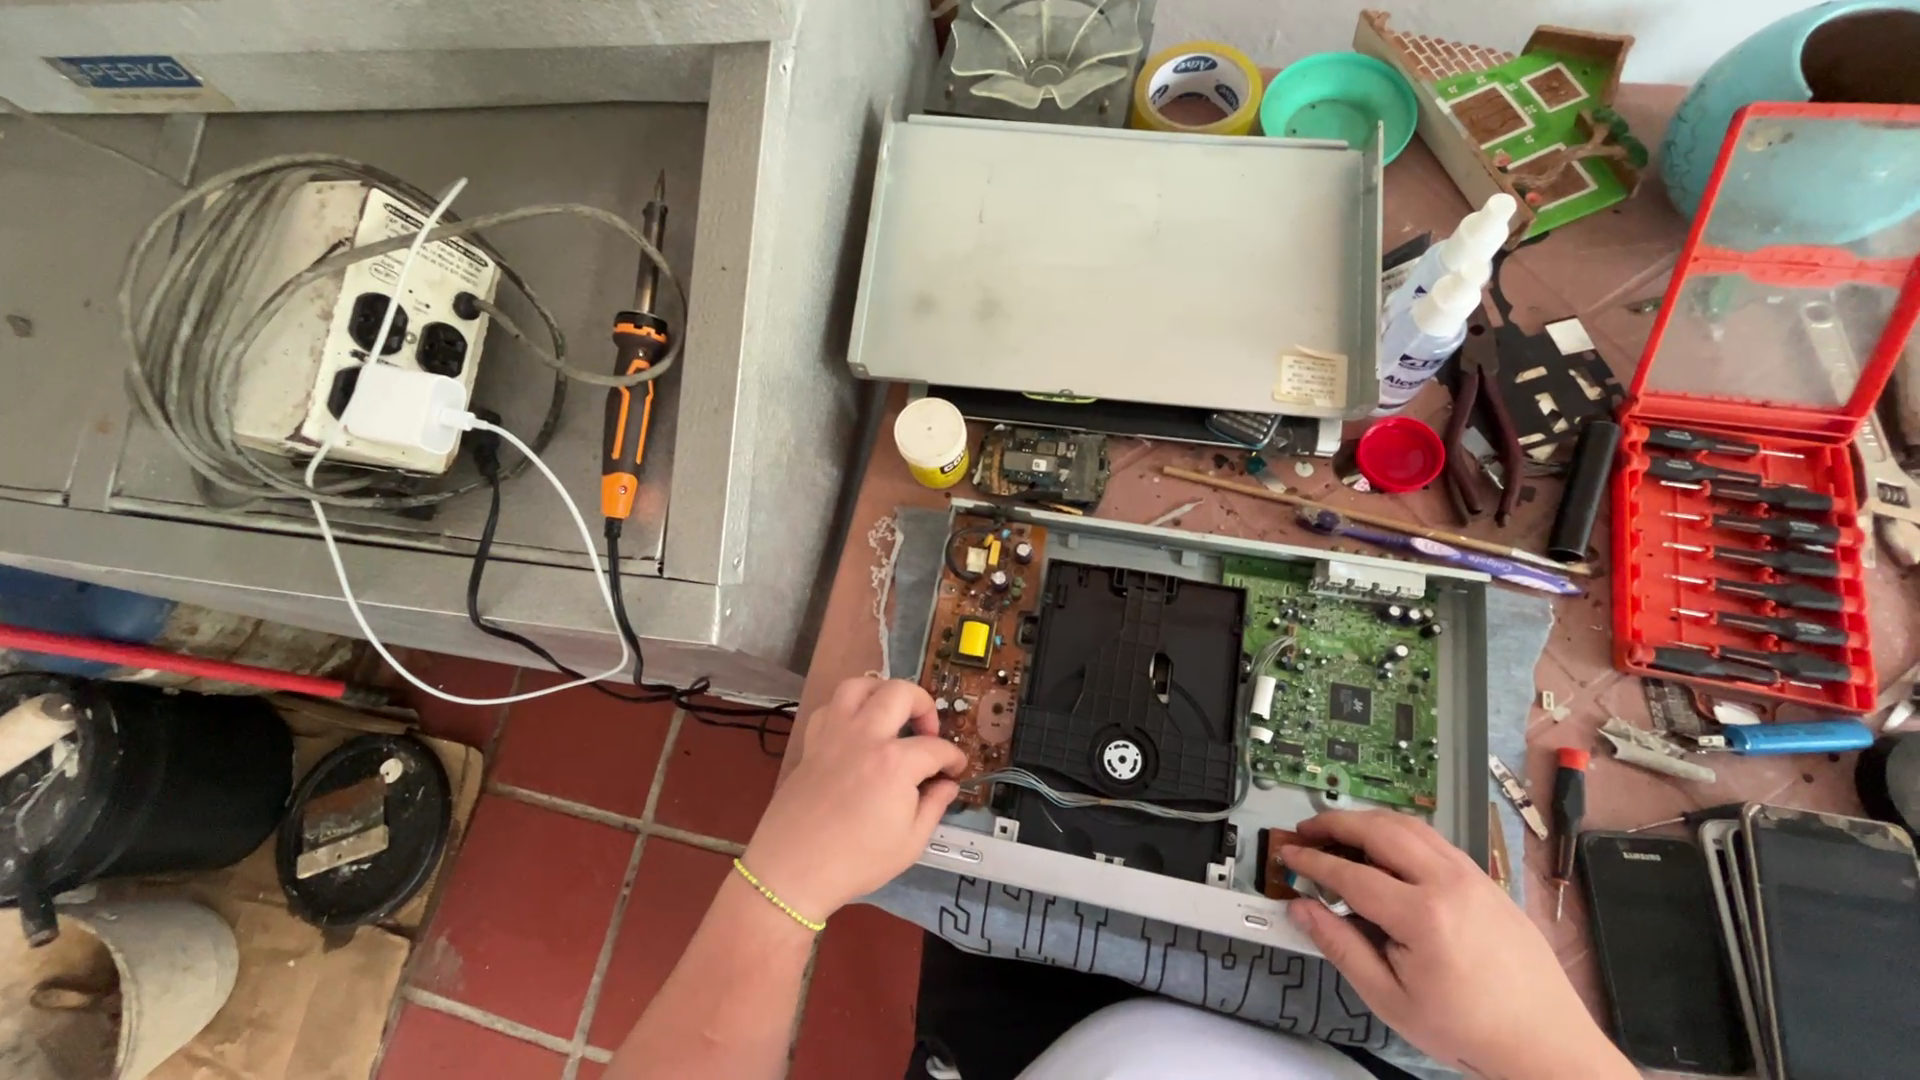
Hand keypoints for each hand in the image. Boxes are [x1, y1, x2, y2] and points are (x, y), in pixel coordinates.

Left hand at [741, 678, 965, 921]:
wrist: (792, 871)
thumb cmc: (856, 861)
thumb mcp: (910, 843)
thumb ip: (934, 806)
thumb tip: (947, 784)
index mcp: (896, 763)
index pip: (936, 747)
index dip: (953, 758)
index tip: (956, 770)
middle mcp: (866, 736)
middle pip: (900, 693)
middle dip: (924, 705)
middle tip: (928, 731)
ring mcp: (835, 734)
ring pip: (859, 685)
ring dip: (882, 692)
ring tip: (892, 714)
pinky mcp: (812, 743)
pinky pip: (829, 707)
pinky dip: (847, 709)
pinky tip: (856, 729)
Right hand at [1283, 811, 1633, 1079]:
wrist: (1549, 1049)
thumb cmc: (1466, 1031)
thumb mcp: (1391, 1000)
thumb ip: (1340, 947)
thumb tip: (1300, 908)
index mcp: (1423, 917)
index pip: (1350, 873)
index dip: (1311, 860)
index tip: (1285, 853)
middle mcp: (1448, 883)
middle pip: (1379, 830)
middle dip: (1335, 823)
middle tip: (1305, 831)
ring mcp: (1473, 877)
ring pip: (1409, 826)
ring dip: (1367, 821)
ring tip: (1338, 832)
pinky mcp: (1488, 881)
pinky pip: (1434, 840)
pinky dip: (1398, 832)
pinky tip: (1383, 850)